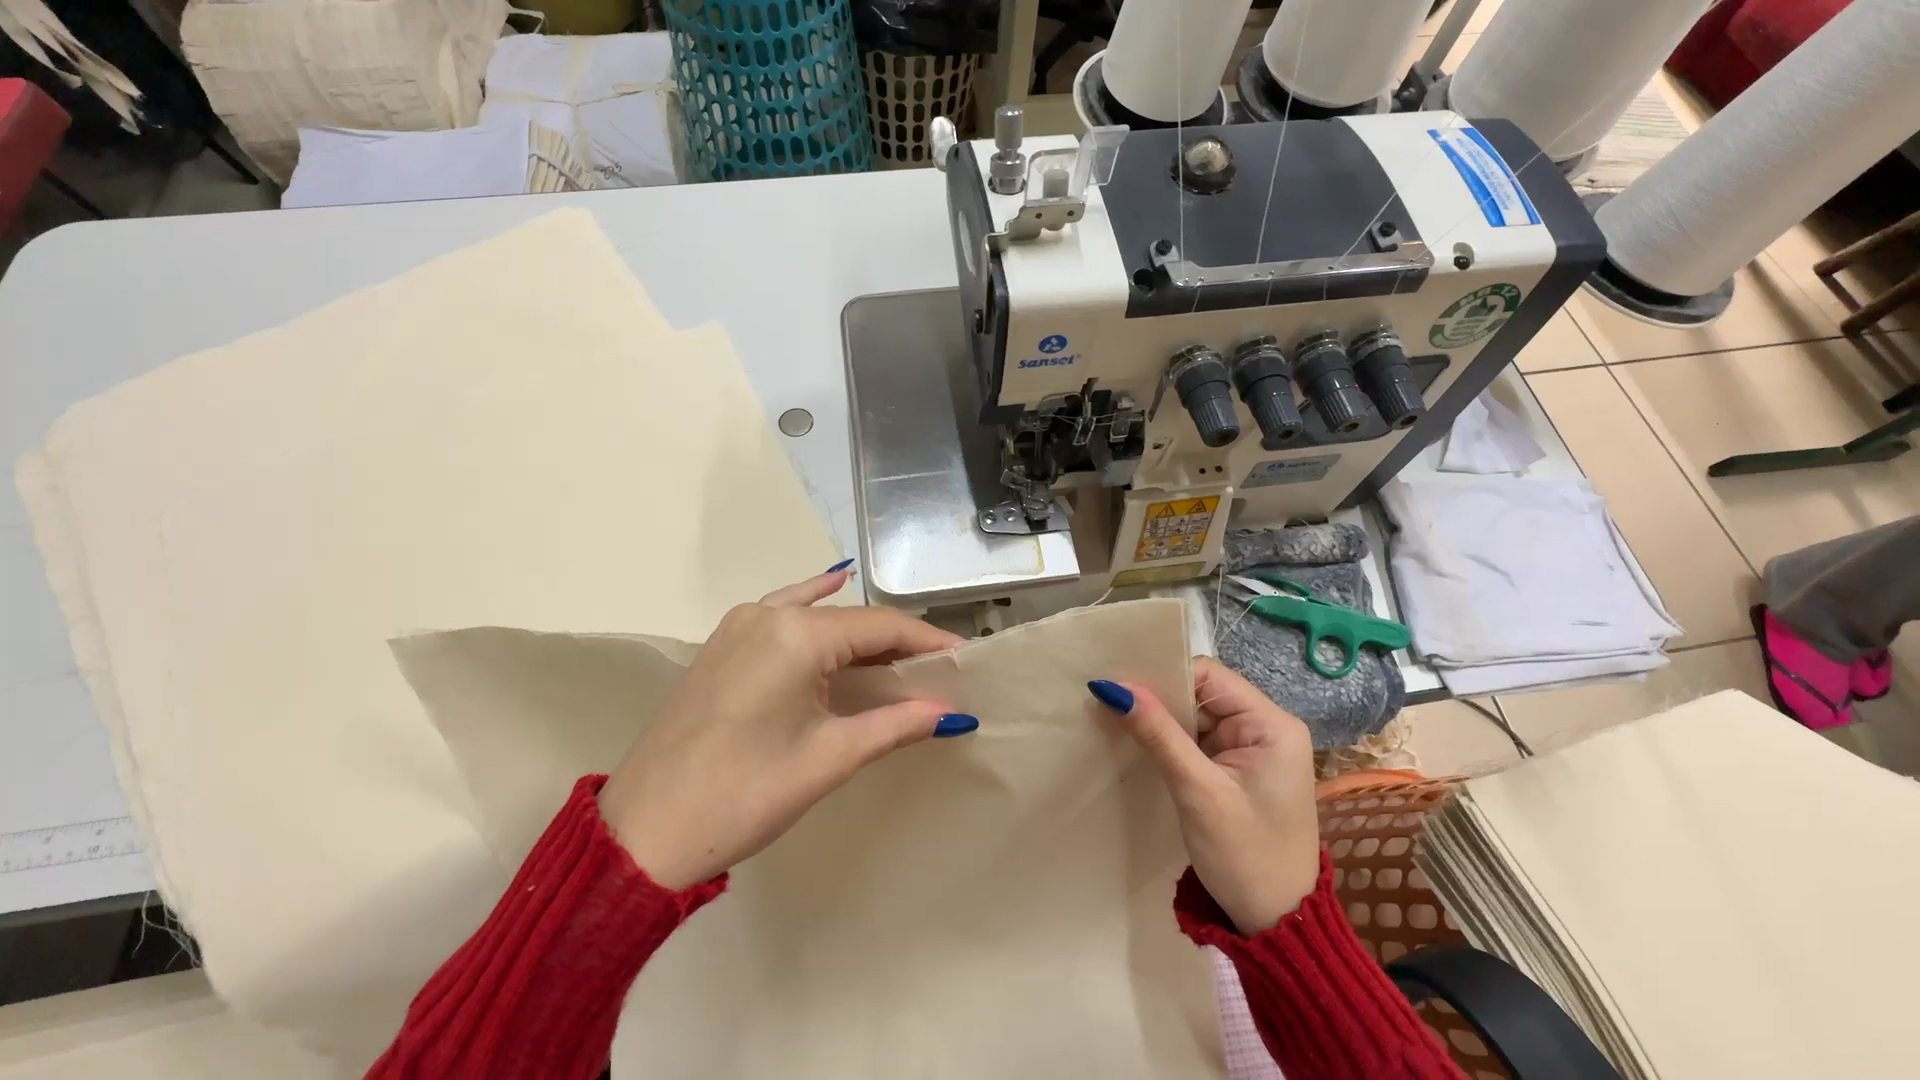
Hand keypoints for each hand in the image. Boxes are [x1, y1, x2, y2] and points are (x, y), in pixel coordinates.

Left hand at [598, 565, 972, 888]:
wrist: (645, 831)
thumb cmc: (744, 794)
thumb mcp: (828, 758)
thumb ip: (893, 725)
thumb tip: (950, 713)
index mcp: (795, 634)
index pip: (880, 626)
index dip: (927, 642)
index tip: (964, 660)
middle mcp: (765, 615)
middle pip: (848, 619)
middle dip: (895, 642)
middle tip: (938, 670)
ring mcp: (736, 628)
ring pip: (813, 616)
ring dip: (856, 633)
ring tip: (896, 658)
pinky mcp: (719, 648)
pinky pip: (779, 617)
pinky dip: (811, 610)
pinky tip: (829, 595)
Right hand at [1088, 658, 1319, 933]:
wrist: (1278, 924)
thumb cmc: (1244, 855)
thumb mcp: (1197, 790)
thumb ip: (1158, 734)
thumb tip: (1112, 687)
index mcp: (1272, 724)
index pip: (1209, 676)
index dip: (1163, 677)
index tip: (1116, 688)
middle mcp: (1268, 728)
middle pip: (1203, 694)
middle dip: (1159, 699)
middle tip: (1107, 704)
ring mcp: (1255, 750)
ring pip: (1199, 718)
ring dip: (1163, 723)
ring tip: (1115, 721)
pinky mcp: (1241, 772)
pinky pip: (1202, 742)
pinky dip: (1173, 744)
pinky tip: (1140, 745)